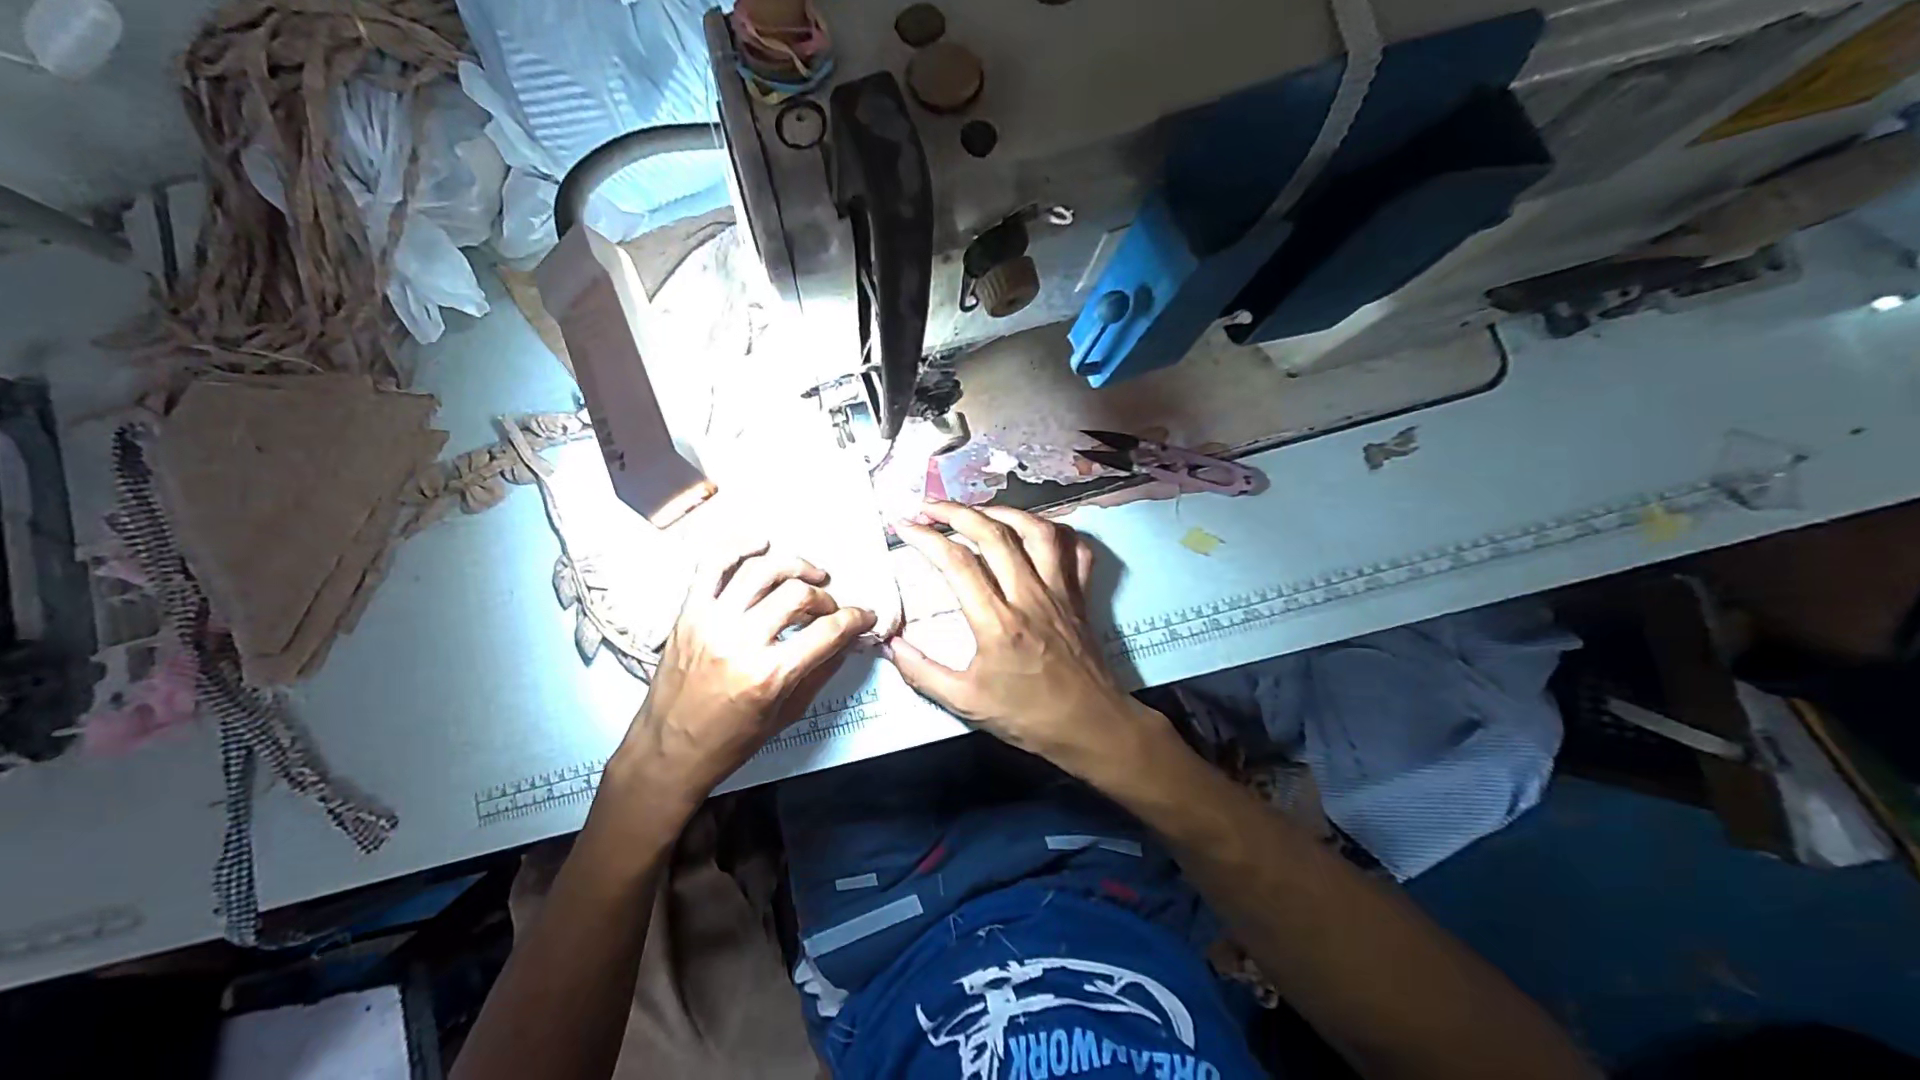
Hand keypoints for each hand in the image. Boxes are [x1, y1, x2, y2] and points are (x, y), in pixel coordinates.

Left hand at [610, 541, 875, 810]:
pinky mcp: (689, 613)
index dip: (855, 619)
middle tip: (829, 609)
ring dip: (795, 567)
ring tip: (809, 576)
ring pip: (762, 571)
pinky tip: (761, 543)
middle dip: (825, 598)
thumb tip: (846, 640)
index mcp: (769, 675)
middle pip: (798, 595)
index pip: (827, 632)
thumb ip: (820, 672)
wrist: (668, 752)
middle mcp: (740, 642)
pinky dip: (738, 545)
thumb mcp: (786, 714)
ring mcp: (711, 622)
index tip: (863, 616)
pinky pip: (712, 565)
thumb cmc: (727, 742)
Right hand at [887, 502, 1158, 771]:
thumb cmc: (1029, 716)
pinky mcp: (1080, 596)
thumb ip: (923, 673)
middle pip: (994, 535)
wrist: (1091, 726)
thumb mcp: (966, 702)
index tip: (903, 526)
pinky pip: (1076, 551)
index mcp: (998, 621)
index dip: (926, 538)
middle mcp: (1030, 595)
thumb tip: (891, 644)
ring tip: (980, 510)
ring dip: (1005, 512)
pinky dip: (1058, 533)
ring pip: (1038, 532)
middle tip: (931, 507)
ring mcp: (1060, 591)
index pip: (957, 563)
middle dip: (957, 511)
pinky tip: (1038, 532)